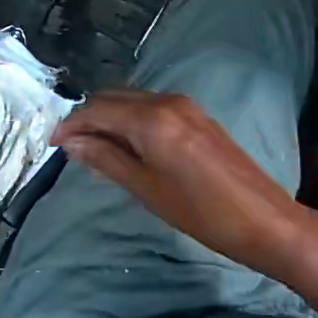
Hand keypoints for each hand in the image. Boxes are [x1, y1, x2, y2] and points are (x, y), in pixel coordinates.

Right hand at [53, 90, 310, 277]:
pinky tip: (125, 145)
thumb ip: (105, 158)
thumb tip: (71, 142)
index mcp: (151, 119)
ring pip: (132, 100)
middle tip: (71, 148)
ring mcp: (186, 106)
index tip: (53, 145)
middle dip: (88, 118)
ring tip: (94, 149)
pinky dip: (130, 120)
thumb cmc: (199, 211)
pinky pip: (151, 108)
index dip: (70, 124)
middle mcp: (166, 101)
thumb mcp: (144, 187)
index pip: (97, 109)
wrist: (264, 220)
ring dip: (109, 118)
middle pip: (113, 97)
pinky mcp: (197, 116)